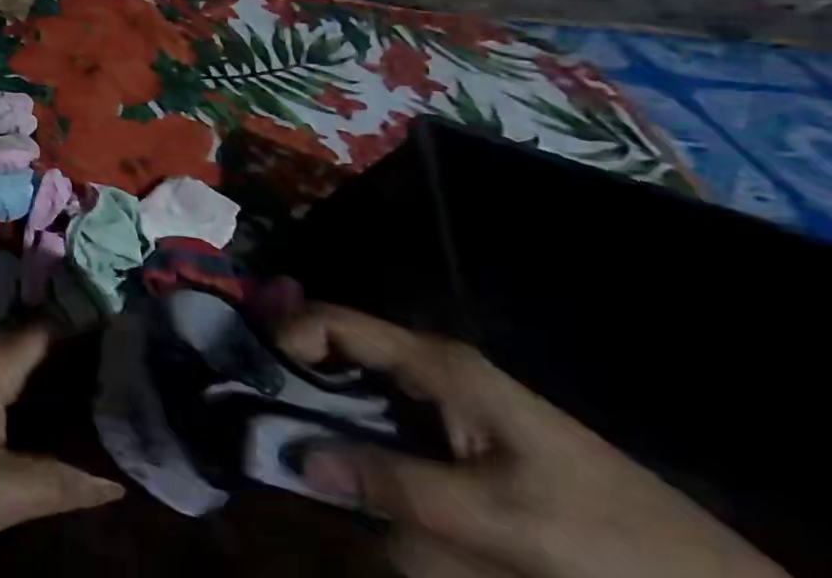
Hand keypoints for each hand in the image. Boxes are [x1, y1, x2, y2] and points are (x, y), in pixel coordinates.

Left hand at [0, 326, 125, 542]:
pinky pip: (8, 370)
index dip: (99, 337)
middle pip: (45, 342)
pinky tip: (62, 413)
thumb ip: (61, 483)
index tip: (139, 353)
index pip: (58, 329)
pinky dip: (38, 386)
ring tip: (113, 400)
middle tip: (137, 387)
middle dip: (87, 361)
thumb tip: (118, 480)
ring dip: (63, 376)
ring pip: (27, 357)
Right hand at [277, 306, 787, 577]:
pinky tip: (339, 467)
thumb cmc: (606, 536)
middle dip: (292, 375)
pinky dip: (348, 435)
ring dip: (318, 411)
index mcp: (439, 365)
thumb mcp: (499, 517)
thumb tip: (295, 457)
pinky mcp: (452, 434)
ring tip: (284, 442)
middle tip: (251, 409)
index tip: (255, 376)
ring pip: (353, 389)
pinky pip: (379, 422)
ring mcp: (442, 401)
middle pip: (336, 349)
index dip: (287, 335)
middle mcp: (431, 369)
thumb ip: (395, 485)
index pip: (336, 322)